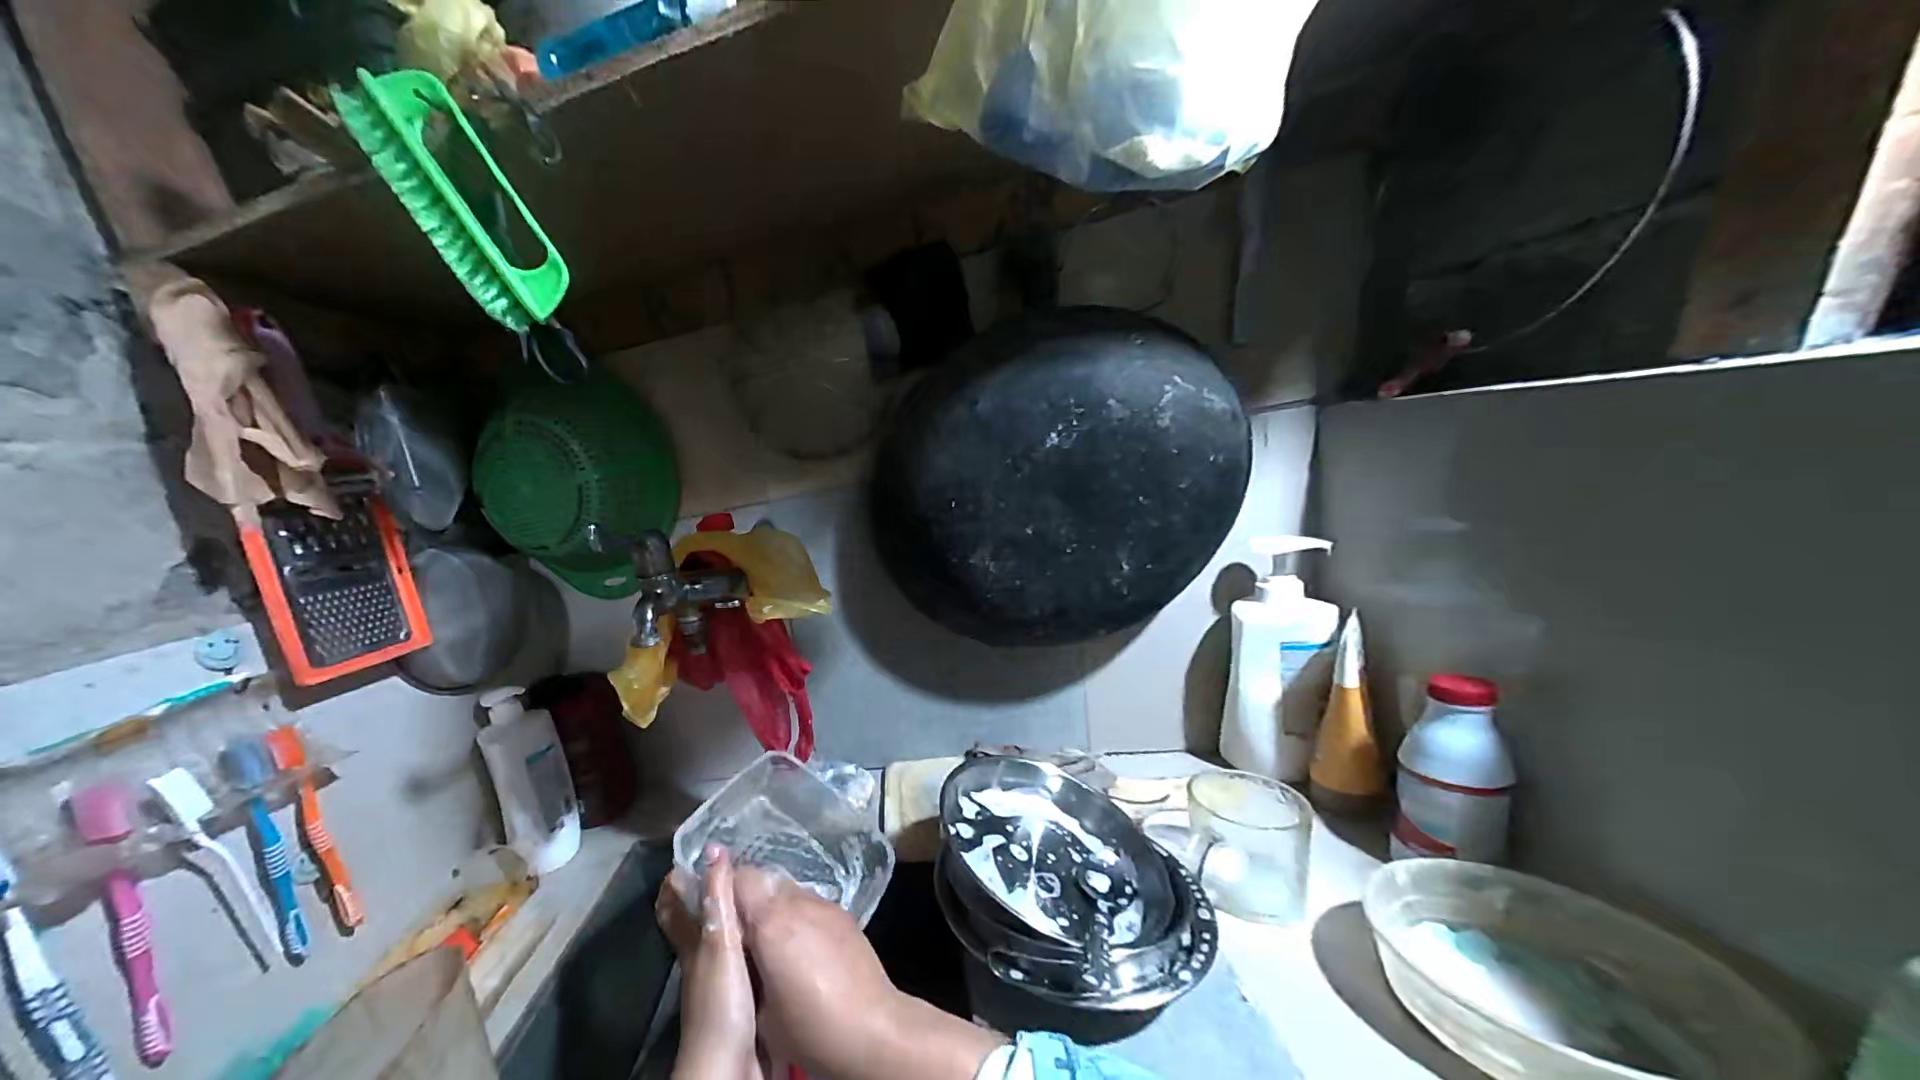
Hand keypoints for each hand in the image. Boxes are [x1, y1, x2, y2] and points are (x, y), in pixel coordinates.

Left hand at [657, 850, 762, 1079]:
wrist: (732, 1070)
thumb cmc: (721, 1004)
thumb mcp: (720, 945)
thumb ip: (718, 901)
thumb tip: (712, 849)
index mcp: (694, 948)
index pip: (676, 910)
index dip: (676, 884)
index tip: (688, 856)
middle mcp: (704, 963)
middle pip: (700, 925)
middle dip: (711, 899)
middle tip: (736, 869)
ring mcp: (725, 984)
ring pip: (728, 943)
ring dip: (740, 921)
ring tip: (764, 897)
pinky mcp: (747, 1001)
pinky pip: (752, 962)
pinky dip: (760, 946)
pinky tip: (778, 941)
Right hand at [731, 865, 1004, 1079]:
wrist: (872, 1029)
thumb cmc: (810, 1026)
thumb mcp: (762, 1007)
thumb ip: (746, 961)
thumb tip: (734, 941)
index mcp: (774, 921)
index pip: (740, 878)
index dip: (721, 885)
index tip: (706, 899)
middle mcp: (799, 902)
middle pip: (763, 879)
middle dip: (744, 894)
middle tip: (731, 922)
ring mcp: (825, 905)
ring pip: (787, 888)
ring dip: (770, 902)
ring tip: (762, 935)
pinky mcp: (843, 914)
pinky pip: (808, 902)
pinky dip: (794, 913)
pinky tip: (794, 941)